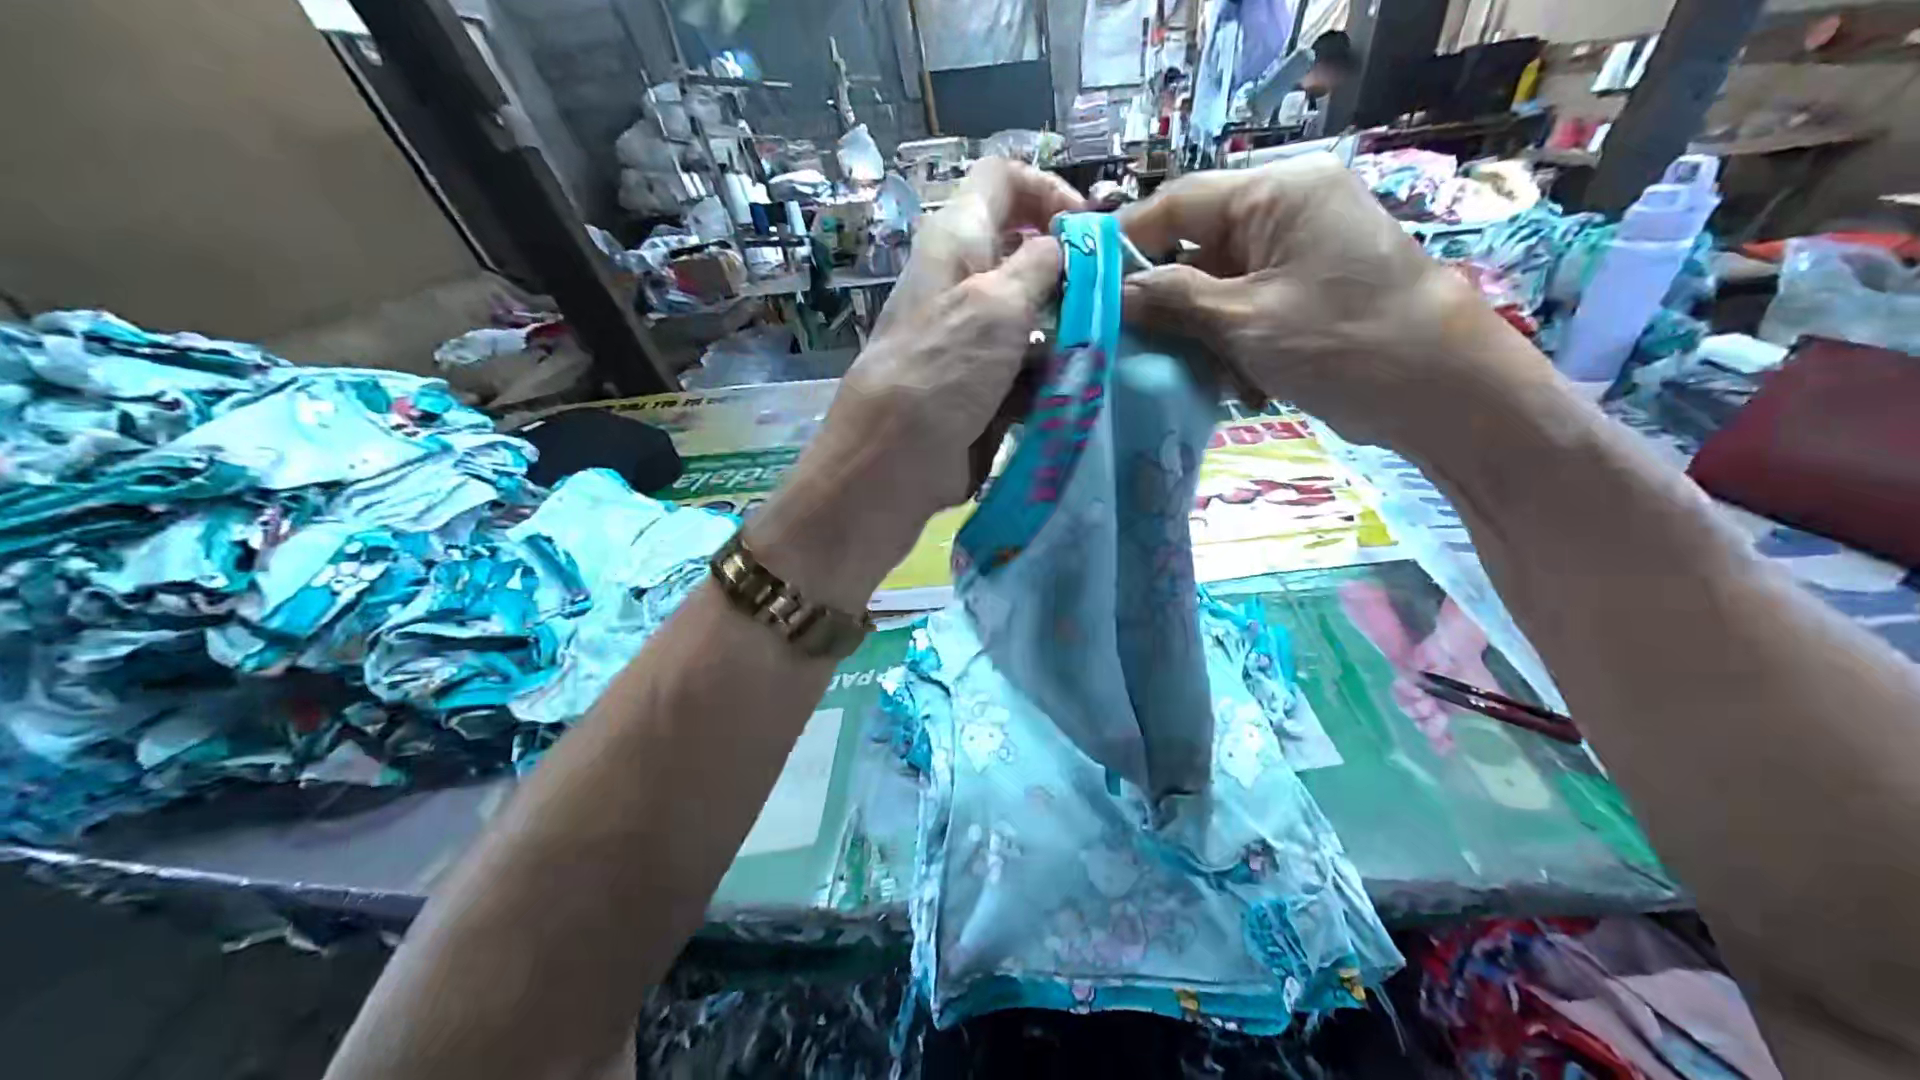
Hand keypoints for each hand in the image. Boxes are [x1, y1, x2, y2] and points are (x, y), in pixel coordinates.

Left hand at [746, 160, 1082, 609]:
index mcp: (956, 241)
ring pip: (1038, 315)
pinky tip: (1069, 390)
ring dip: (1069, 330)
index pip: (1003, 180)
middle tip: (1105, 300)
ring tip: (1090, 353)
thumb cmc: (944, 368)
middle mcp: (964, 282)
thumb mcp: (997, 301)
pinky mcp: (984, 385)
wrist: (898, 459)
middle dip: (1072, 273)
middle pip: (1029, 253)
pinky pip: (1032, 366)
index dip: (1049, 190)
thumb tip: (1065, 242)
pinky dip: (1053, 374)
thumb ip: (1041, 261)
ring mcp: (974, 338)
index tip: (1087, 229)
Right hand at [1119, 154, 1535, 450]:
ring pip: (1213, 288)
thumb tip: (1113, 293)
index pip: (1178, 203)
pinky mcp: (1299, 297)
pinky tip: (1225, 382)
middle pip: (1194, 248)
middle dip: (1160, 299)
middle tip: (1120, 340)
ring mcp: (1294, 258)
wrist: (1439, 391)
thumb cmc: (1343, 340)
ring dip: (1192, 332)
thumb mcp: (1246, 319)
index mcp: (1276, 195)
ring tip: (1174, 371)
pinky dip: (1224, 345)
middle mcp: (1283, 215)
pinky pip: (1240, 312)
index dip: (1126, 241)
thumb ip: (1174, 300)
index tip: (1082, 282)